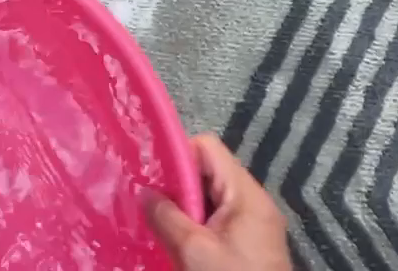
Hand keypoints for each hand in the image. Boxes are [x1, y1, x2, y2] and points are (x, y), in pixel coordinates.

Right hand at [146, 133, 290, 270]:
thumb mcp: (193, 251)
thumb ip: (165, 215)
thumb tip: (143, 191)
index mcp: (247, 194)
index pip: (207, 147)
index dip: (178, 155)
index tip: (155, 177)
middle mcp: (254, 201)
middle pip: (208, 170)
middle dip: (178, 183)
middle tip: (155, 203)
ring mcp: (255, 224)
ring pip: (211, 196)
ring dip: (186, 207)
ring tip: (165, 224)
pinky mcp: (252, 244)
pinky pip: (219, 218)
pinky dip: (198, 224)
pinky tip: (182, 242)